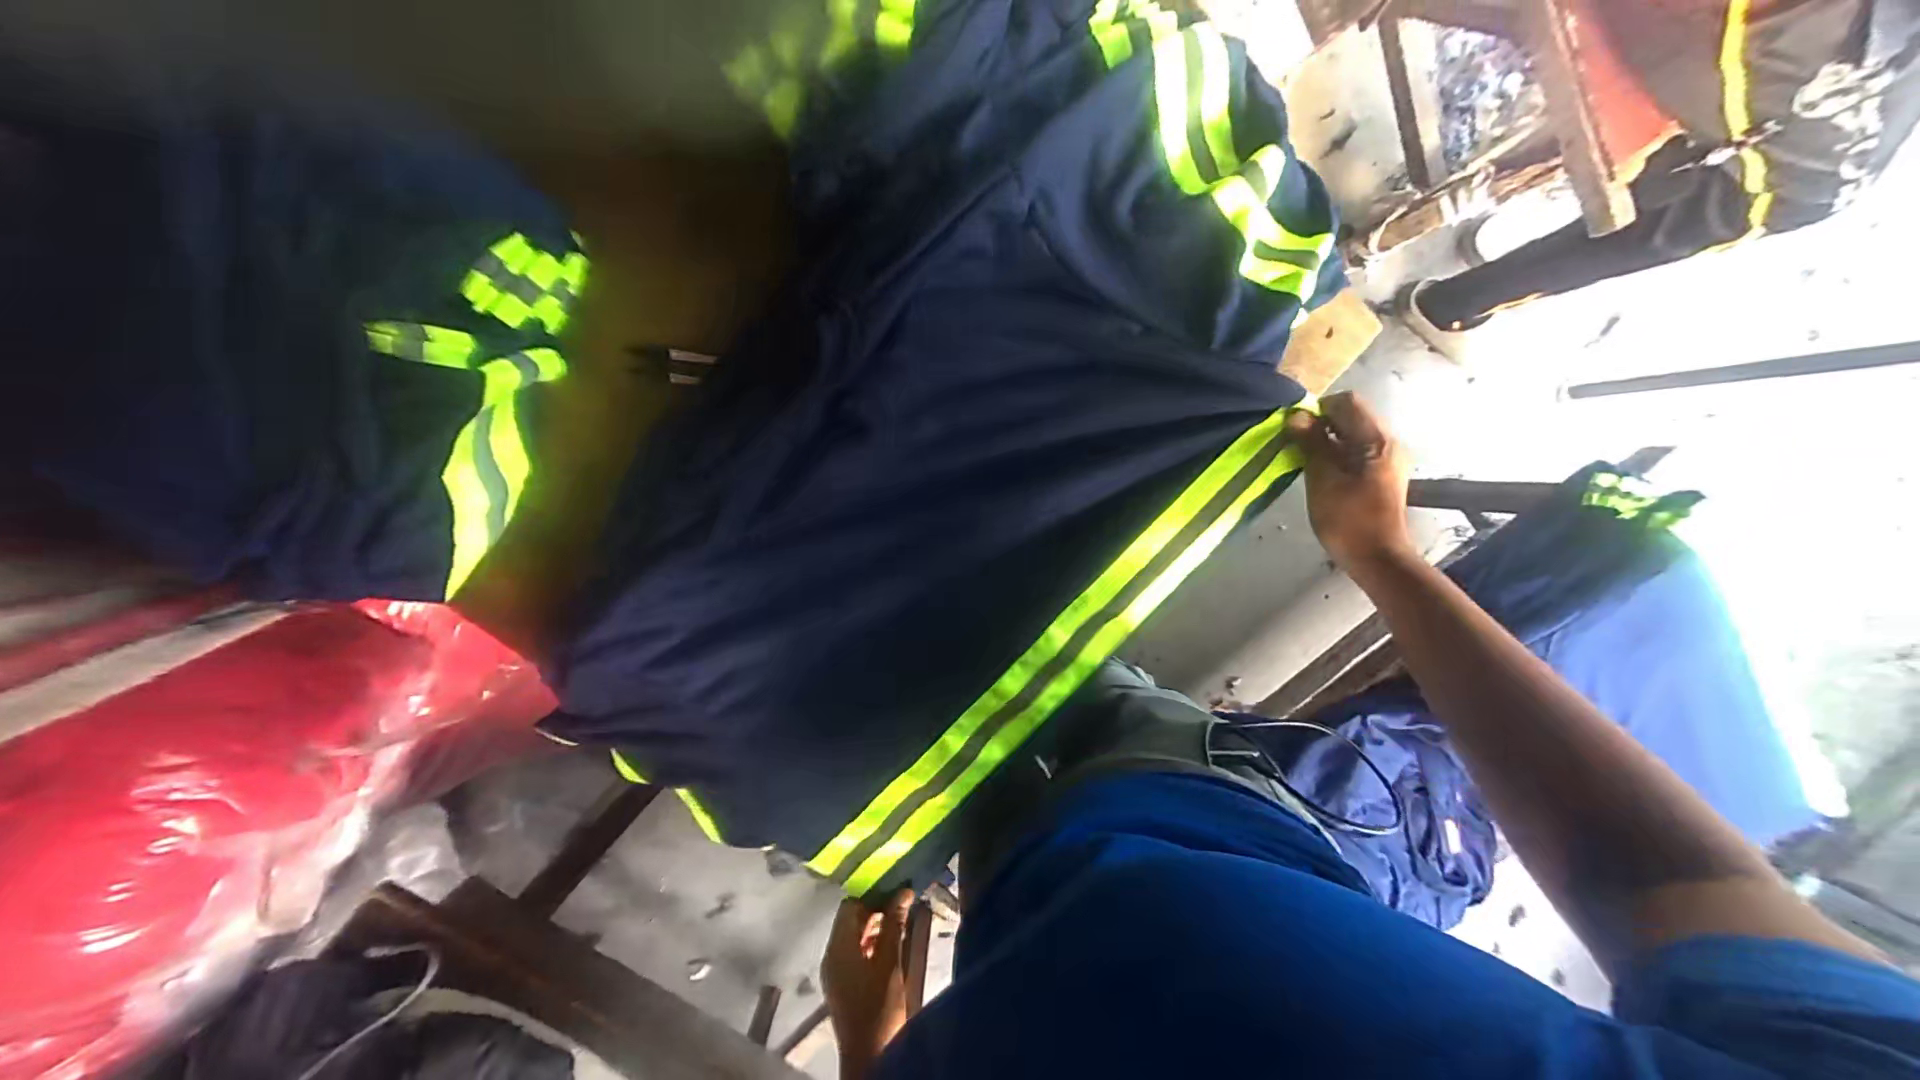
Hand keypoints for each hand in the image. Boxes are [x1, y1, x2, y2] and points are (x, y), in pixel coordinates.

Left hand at [822, 890, 914, 1079]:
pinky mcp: (843, 985)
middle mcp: (831, 956)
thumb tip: (903, 891)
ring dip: (876, 927)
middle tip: (903, 903)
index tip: (895, 889)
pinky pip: (854, 953)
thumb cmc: (879, 1007)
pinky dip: (871, 945)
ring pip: (854, 936)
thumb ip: (894, 924)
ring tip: (902, 921)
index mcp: (837, 947)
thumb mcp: (890, 963)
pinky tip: (893, 945)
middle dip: (876, 910)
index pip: (849, 906)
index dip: (871, 895)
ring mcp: (835, 972)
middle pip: (850, 920)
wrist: (869, 1059)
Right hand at [1284, 392, 1415, 573]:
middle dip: (1321, 425)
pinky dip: (1337, 454)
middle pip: (1351, 416)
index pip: (1346, 402)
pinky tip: (1323, 474)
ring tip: (1307, 462)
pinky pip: (1357, 450)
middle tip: (1297, 448)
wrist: (1376, 557)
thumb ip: (1311, 443)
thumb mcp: (1322, 478)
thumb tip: (1296, 416)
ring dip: (1327, 441)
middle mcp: (1388, 442)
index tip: (1296, 432)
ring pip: (1352, 434)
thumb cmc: (1347, 519)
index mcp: (1376, 439)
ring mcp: (1388, 458)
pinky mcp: (1383, 473)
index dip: (1317, 411)